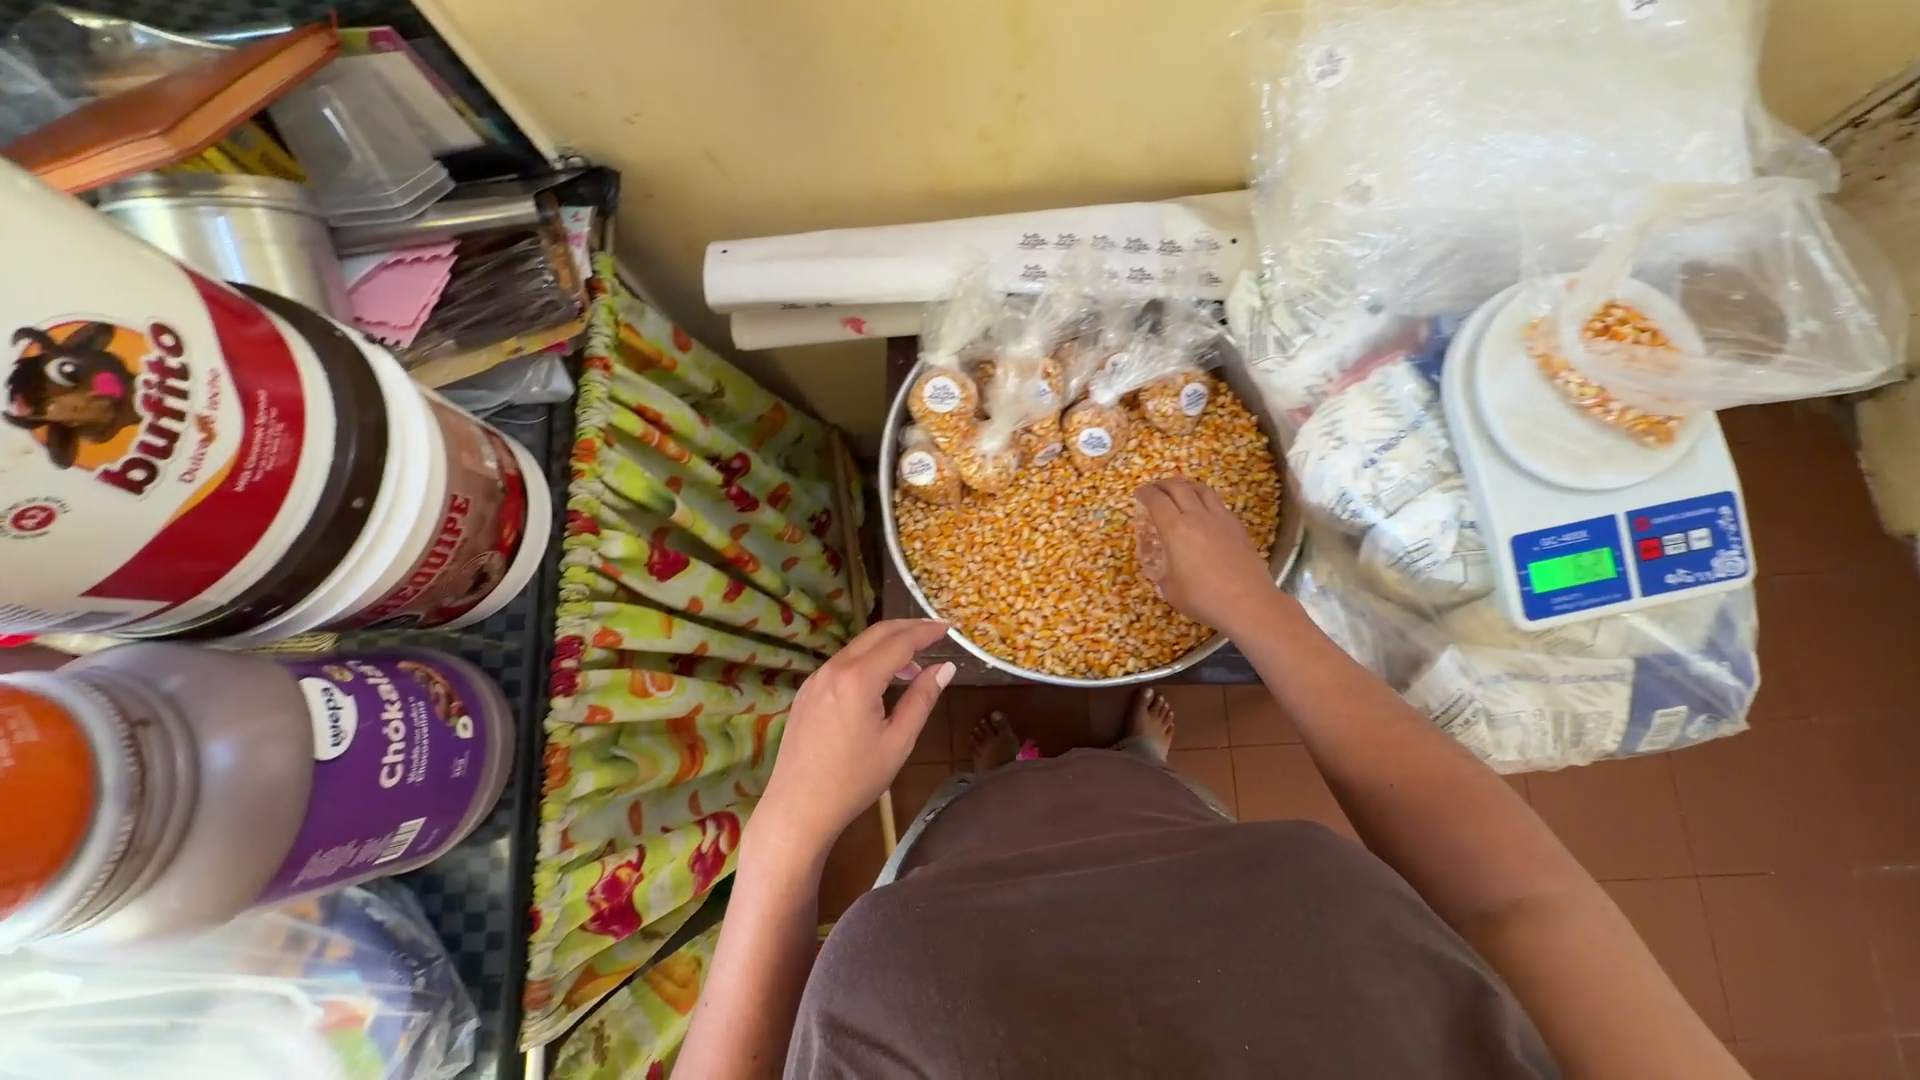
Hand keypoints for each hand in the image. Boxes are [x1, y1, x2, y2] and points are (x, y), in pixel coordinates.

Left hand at [752, 620, 954, 863]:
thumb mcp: (898, 742)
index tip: (948, 628)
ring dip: (887, 647)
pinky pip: (841, 664)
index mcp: (859, 679)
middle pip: (876, 634)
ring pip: (857, 648)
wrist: (798, 808)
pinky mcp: (806, 693)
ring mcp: (815, 679)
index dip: (926, 632)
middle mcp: (834, 669)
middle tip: (935, 633)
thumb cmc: (854, 781)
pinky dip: (866, 661)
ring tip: (912, 667)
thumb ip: (922, 699)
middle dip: (908, 629)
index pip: (900, 642)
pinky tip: (879, 683)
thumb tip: (945, 668)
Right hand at [1135, 478, 1277, 635]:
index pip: (1156, 501)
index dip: (1145, 493)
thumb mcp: (1170, 590)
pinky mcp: (1238, 526)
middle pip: (1178, 487)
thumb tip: (1164, 570)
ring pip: (1202, 489)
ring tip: (1180, 489)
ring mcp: (1221, 519)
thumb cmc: (1203, 598)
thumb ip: (1162, 574)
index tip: (1139, 493)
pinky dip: (1206, 499)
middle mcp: (1197, 517)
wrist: (1248, 603)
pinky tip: (1205, 509)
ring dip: (1187, 485)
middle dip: (1163, 484)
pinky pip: (1218, 503)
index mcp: (1175, 529)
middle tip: (1155, 488)